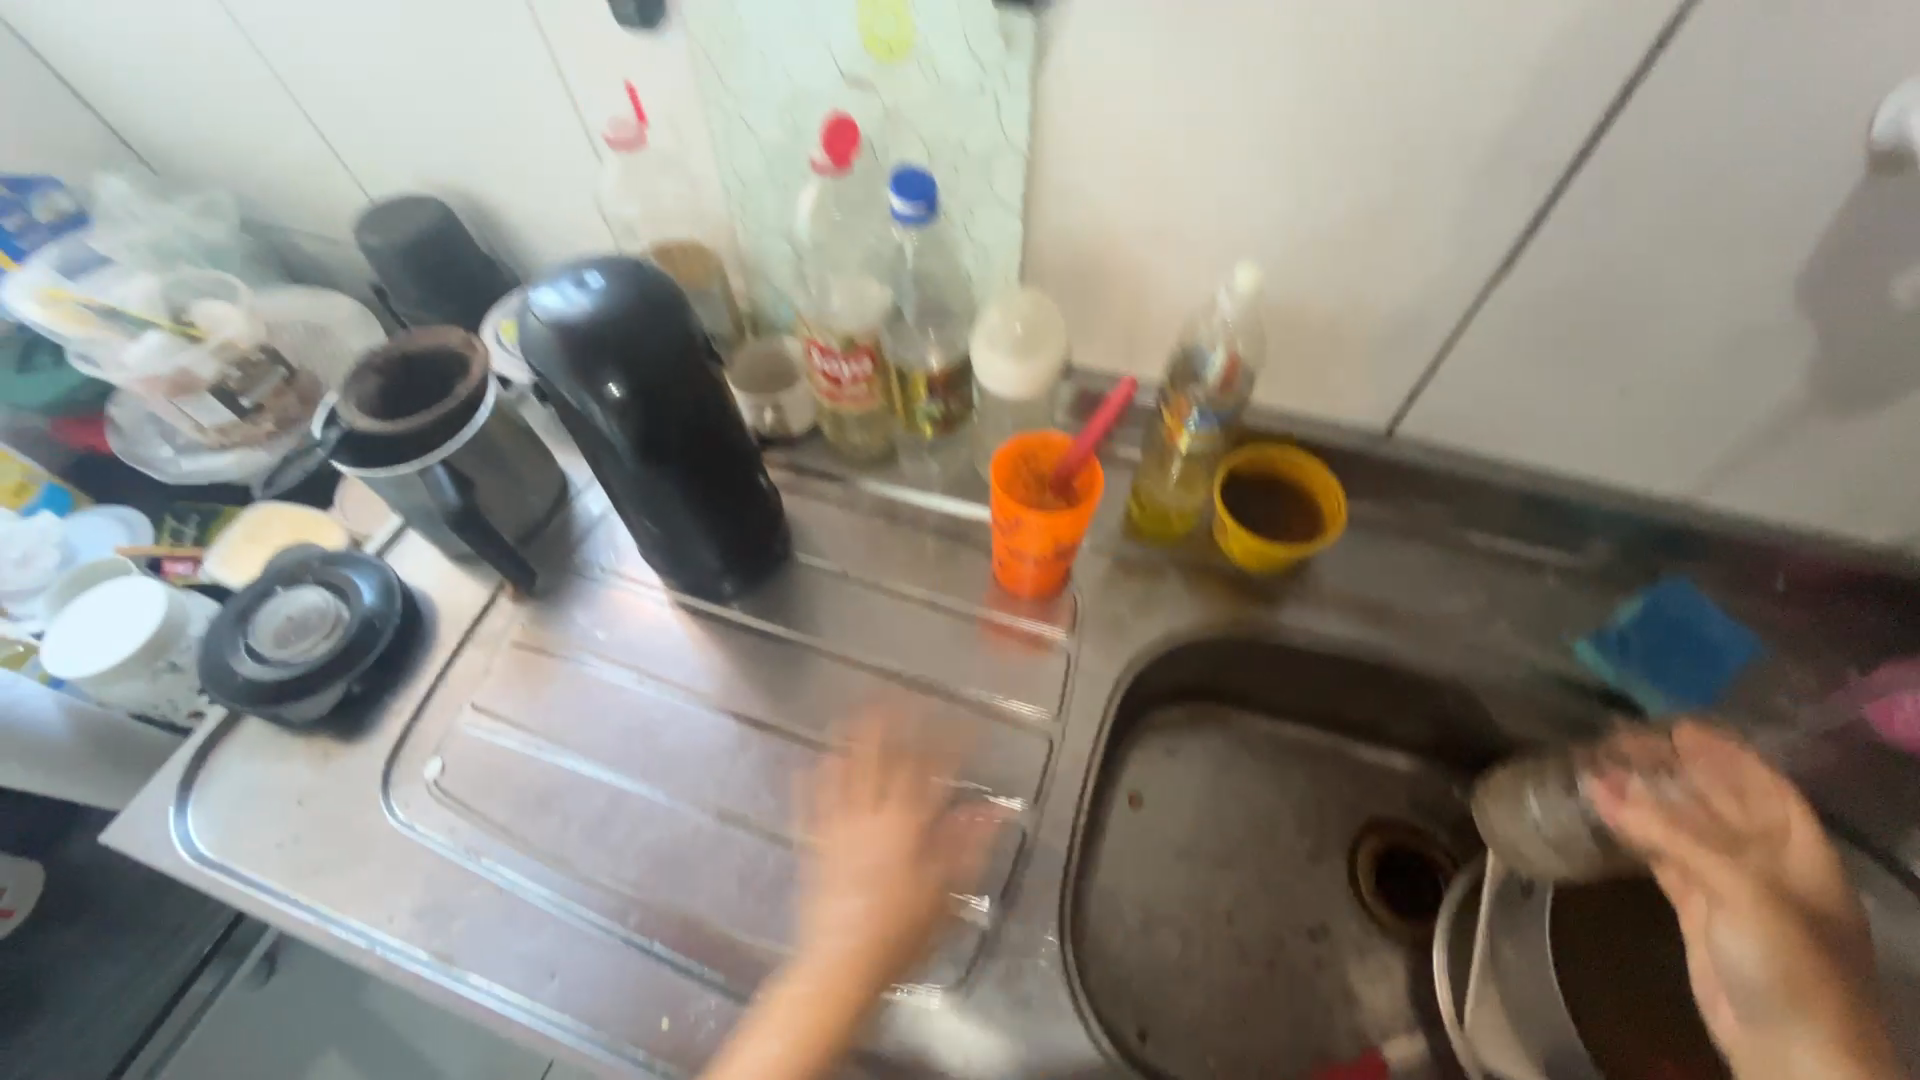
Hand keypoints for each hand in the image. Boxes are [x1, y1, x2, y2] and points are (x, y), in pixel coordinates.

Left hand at [793, 710, 1005, 995]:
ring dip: (851, 739)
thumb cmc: (903, 933)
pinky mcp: (814, 844)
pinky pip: (810, 803)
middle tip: (896, 692)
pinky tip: (811, 761)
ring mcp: (839, 826)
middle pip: (883, 757)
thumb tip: (992, 808)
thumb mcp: (948, 893)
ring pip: (845, 770)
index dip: (948, 741)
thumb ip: (968, 845)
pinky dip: (811, 779)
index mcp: (909, 825)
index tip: (959, 719)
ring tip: (853, 711)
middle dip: (892, 722)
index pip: (933, 771)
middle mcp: (873, 815)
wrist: (843, 964)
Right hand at [1587, 722, 1898, 1079]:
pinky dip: (1636, 835)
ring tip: (1602, 769)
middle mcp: (1770, 866)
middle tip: (1622, 741)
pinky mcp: (1699, 913)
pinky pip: (1664, 860)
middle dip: (1677, 771)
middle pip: (1720, 805)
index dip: (1726, 756)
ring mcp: (1733, 891)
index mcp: (1802, 856)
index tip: (1677, 726)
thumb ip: (1672, 834)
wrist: (1795, 1055)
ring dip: (1648, 800)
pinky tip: (1608, 815)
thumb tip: (1597, 782)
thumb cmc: (1791, 967)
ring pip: (1685, 830)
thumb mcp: (1743, 892)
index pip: (1765, 789)